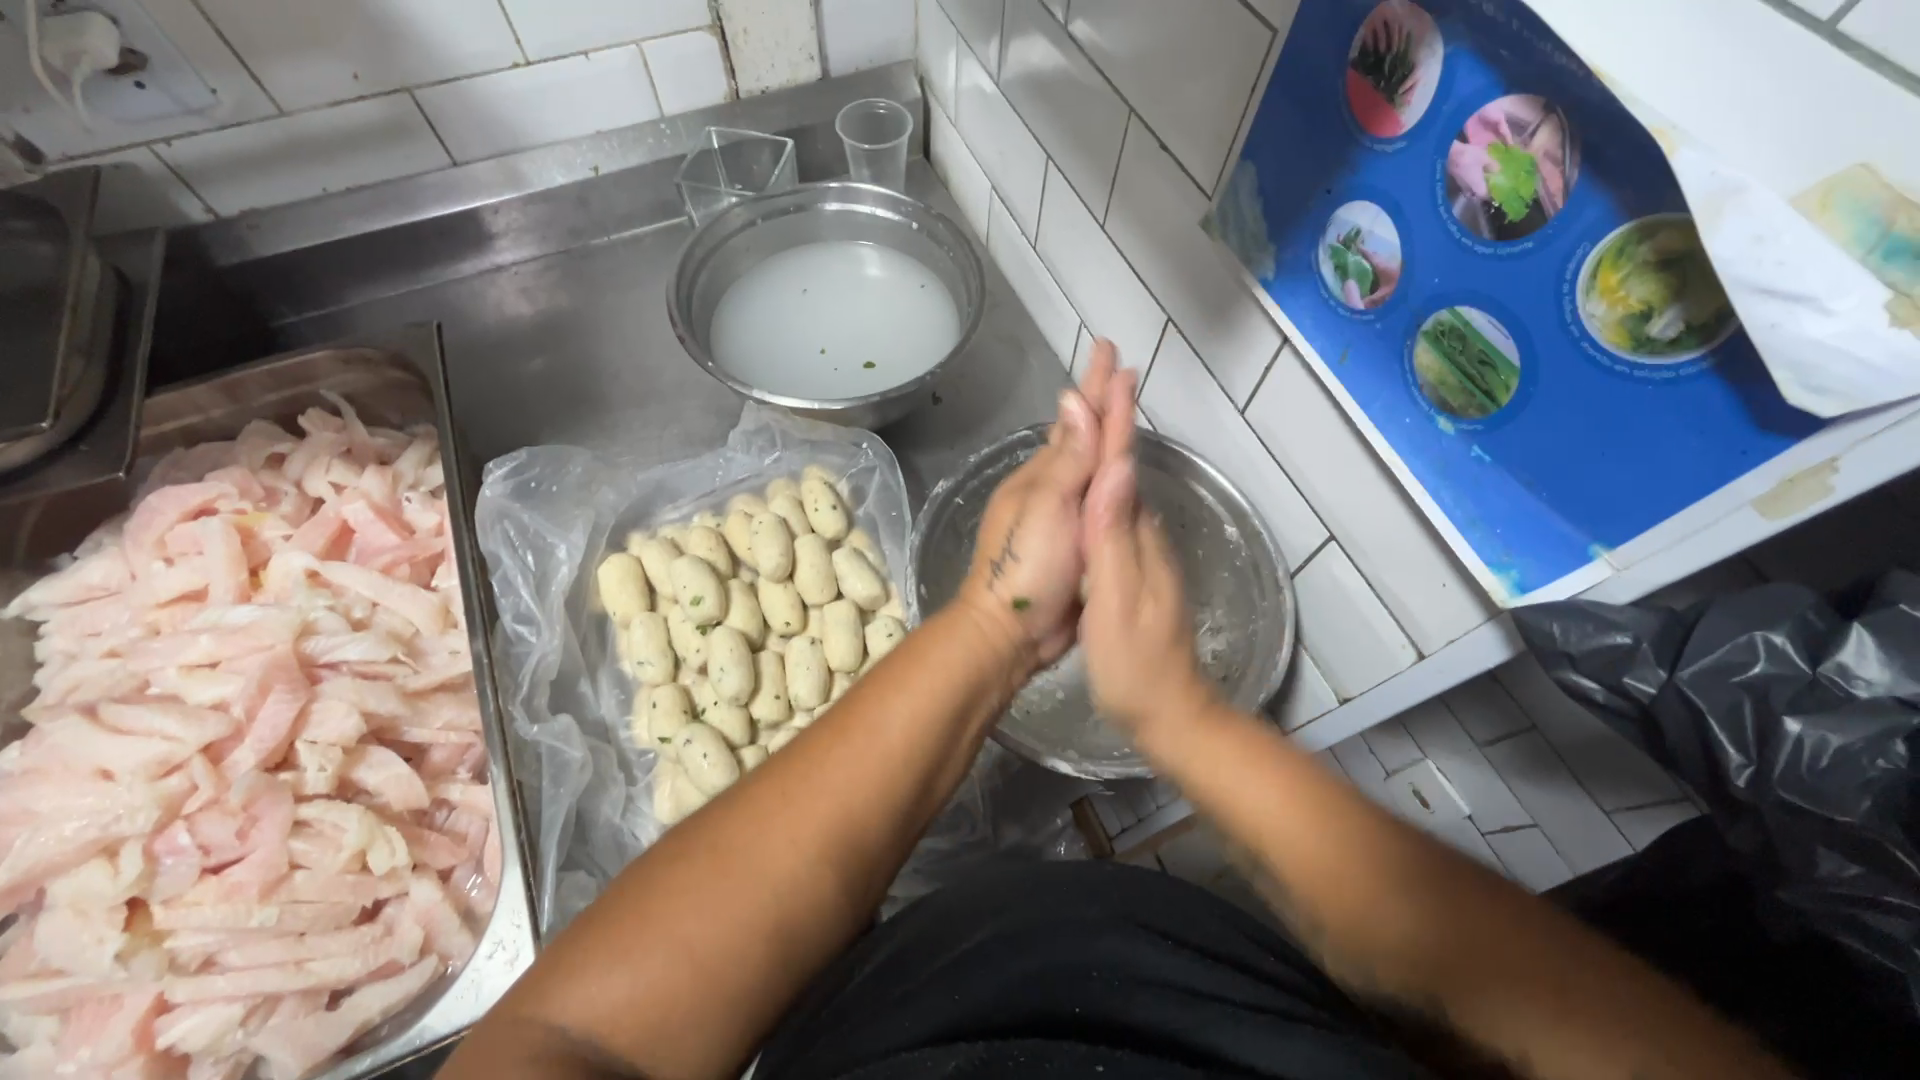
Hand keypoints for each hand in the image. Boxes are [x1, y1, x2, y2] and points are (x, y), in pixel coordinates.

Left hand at [954, 340, 1135, 675]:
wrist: (1010, 631)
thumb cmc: (1025, 565)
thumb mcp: (1047, 506)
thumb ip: (1069, 459)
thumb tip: (1073, 401)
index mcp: (1044, 473)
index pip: (1079, 420)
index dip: (1096, 386)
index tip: (1108, 349)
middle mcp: (1054, 487)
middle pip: (1085, 437)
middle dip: (1103, 402)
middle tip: (1123, 370)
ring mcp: (1063, 516)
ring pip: (1091, 466)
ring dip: (1106, 435)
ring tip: (1120, 408)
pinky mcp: (1078, 545)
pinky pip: (1098, 501)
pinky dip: (1106, 478)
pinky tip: (1112, 472)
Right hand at [1079, 397, 1213, 735]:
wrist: (1170, 715)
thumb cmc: (1136, 667)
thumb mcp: (1117, 605)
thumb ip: (1113, 540)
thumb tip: (1114, 469)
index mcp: (1137, 539)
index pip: (1123, 465)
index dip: (1115, 417)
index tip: (1109, 369)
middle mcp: (1143, 538)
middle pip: (1124, 467)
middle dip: (1111, 418)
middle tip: (1094, 373)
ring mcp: (1140, 557)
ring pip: (1119, 489)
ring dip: (1106, 446)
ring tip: (1084, 411)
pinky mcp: (1132, 575)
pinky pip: (1113, 515)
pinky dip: (1100, 485)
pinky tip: (1086, 485)